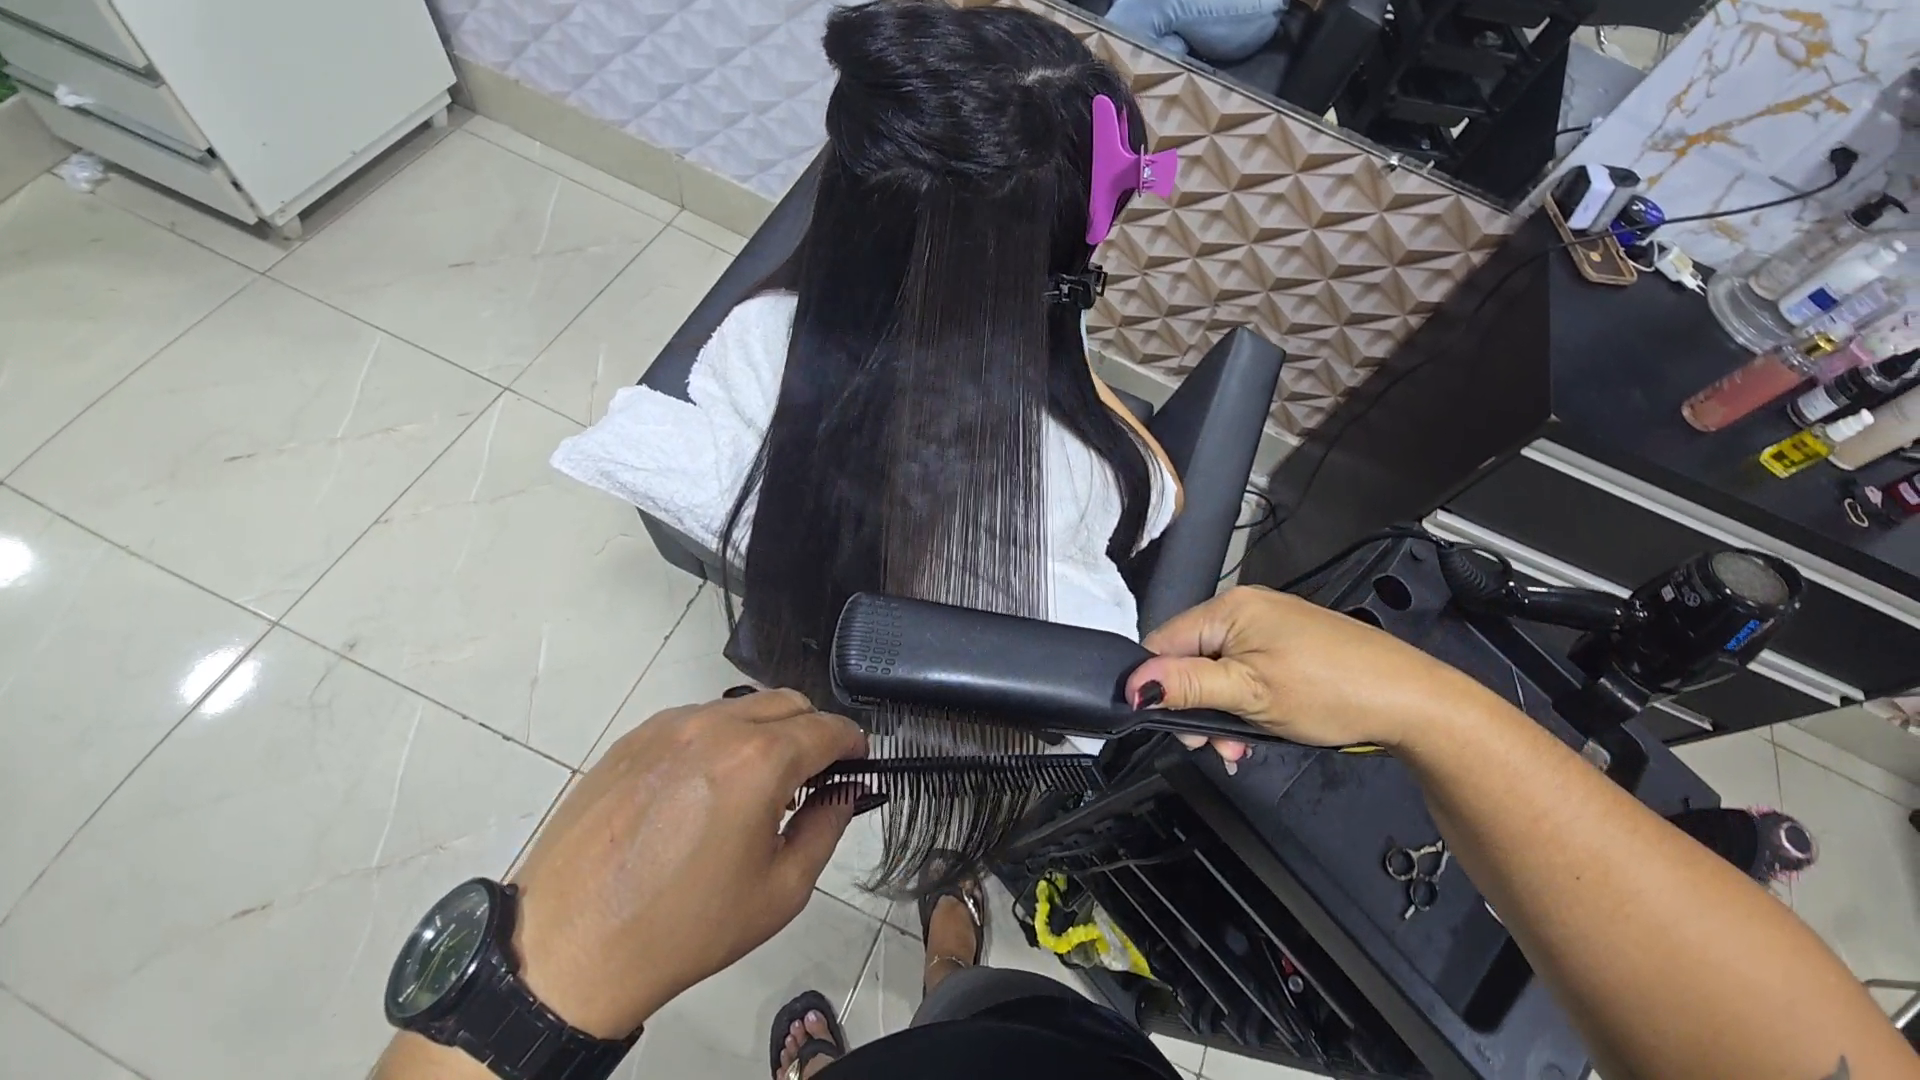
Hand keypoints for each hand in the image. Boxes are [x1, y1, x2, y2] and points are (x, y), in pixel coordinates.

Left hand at [509, 690, 867, 1037]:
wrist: (570, 947)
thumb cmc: (686, 927)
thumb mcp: (780, 891)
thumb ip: (826, 827)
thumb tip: (844, 792)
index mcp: (760, 760)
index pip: (829, 727)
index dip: (854, 744)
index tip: (857, 765)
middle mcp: (716, 726)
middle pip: (789, 703)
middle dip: (812, 733)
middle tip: (809, 781)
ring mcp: (667, 726)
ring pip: (740, 708)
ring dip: (765, 734)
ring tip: (751, 790)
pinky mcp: (632, 739)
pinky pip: (695, 721)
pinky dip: (718, 741)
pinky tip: (701, 792)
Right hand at [1125, 586, 1499, 754]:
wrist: (1411, 701)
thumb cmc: (1334, 691)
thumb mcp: (1248, 693)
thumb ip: (1186, 686)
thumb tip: (1135, 685)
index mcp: (1229, 608)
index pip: (1161, 643)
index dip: (1158, 686)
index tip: (1176, 726)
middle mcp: (1245, 608)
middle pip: (1188, 658)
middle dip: (1194, 707)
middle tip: (1214, 745)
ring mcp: (1269, 626)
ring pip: (1216, 671)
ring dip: (1219, 713)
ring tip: (1240, 745)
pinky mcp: (1287, 645)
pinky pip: (1244, 672)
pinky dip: (1243, 703)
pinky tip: (1257, 730)